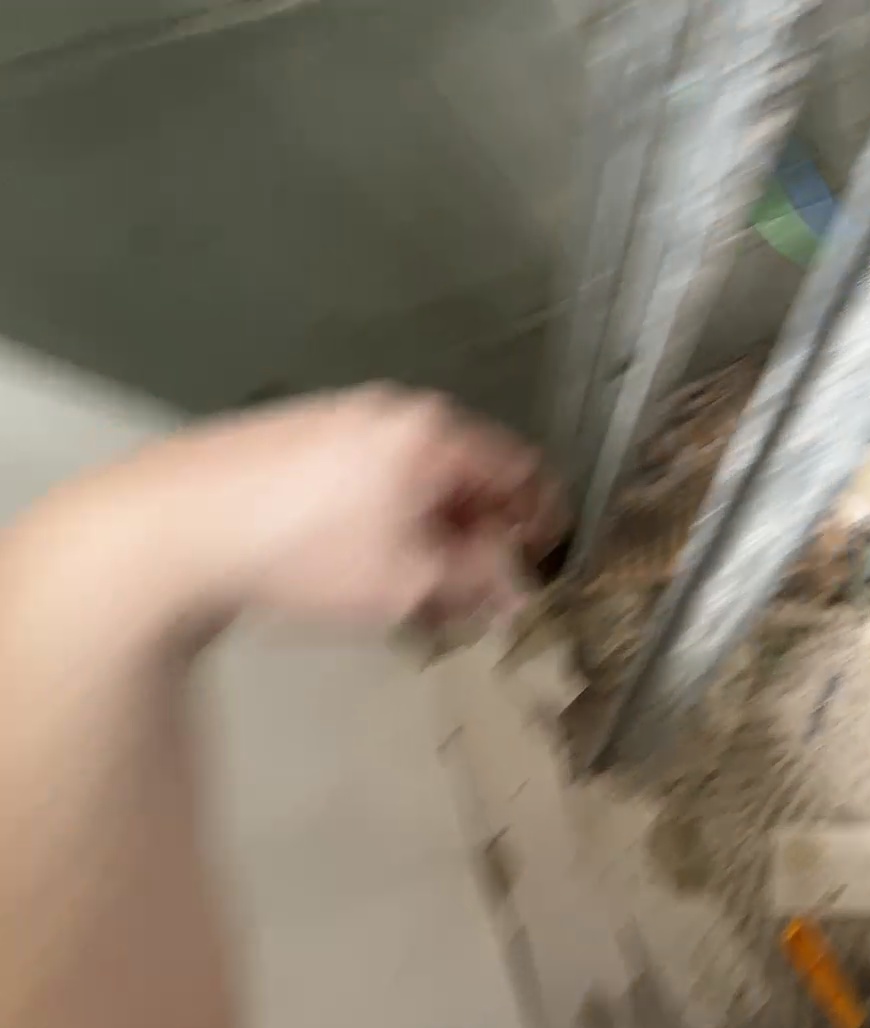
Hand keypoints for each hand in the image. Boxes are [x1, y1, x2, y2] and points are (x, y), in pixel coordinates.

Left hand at [63, 384, 564, 628]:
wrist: (151, 537)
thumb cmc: (306, 555)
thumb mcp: (414, 583)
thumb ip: (484, 584)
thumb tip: (521, 595)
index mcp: (434, 435)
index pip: (521, 470)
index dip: (543, 518)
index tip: (539, 558)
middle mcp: (393, 414)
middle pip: (468, 473)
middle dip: (482, 531)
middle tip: (476, 580)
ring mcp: (336, 418)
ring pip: (417, 476)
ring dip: (434, 526)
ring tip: (417, 577)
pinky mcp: (289, 436)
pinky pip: (370, 472)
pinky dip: (388, 511)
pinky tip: (362, 554)